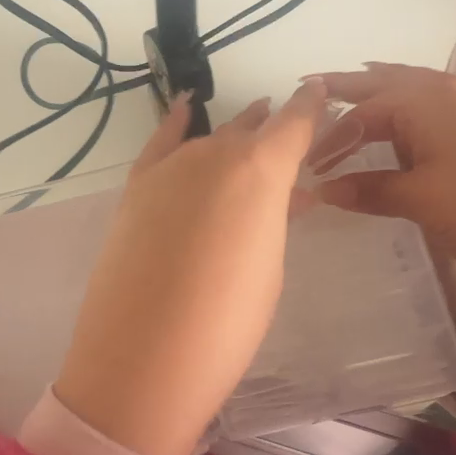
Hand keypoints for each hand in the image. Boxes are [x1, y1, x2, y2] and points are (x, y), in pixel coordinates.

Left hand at [54, 83, 326, 454]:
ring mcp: (169, 170)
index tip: (320, 94)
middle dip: (272, 132)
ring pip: (209, 140)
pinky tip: (186, 109)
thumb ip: (274, 220)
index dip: (310, 108)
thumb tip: (282, 197)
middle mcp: (213, 155)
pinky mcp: (135, 191)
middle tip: (291, 141)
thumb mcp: (269, 269)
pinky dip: (176, 124)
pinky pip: (160, 143)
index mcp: (259, 172)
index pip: (294, 124)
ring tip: (251, 133)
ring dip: (233, 137)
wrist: (142, 360)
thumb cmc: (227, 326)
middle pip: (249, 131)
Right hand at [310, 63, 455, 310]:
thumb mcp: (421, 202)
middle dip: (346, 87)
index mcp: (423, 102)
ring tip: (350, 89)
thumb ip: (370, 189)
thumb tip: (324, 187)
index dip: (329, 140)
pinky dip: (405, 102)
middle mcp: (444, 90)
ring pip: (410, 86)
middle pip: (383, 82)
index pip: (360, 114)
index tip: (307, 168)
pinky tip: (402, 116)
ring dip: (377, 89)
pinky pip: (430, 100)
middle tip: (310, 85)